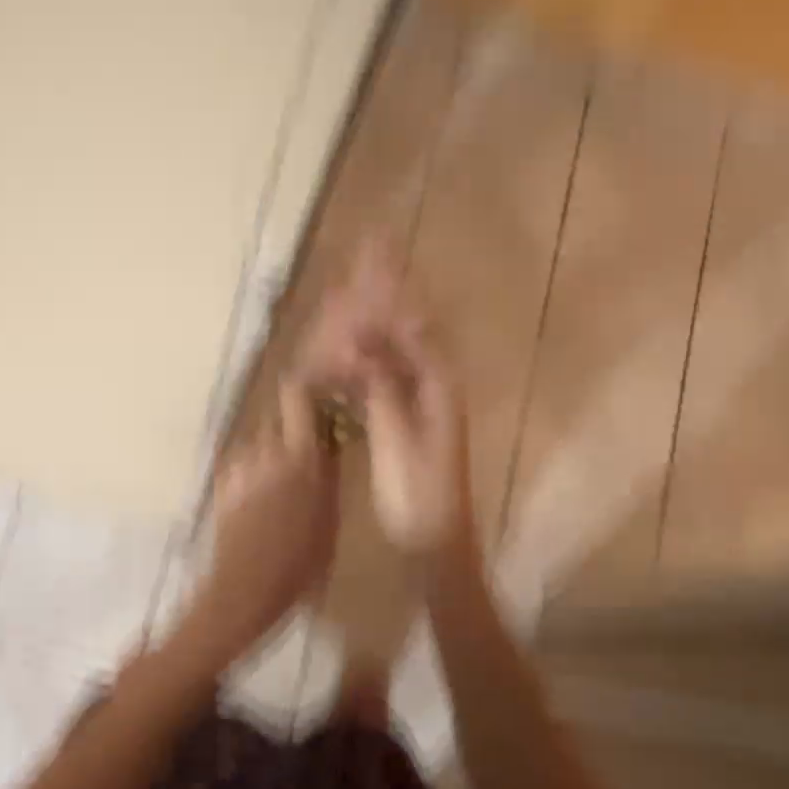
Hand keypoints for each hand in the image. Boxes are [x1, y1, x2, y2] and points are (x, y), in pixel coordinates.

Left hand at [187, 379, 339, 645]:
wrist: (245, 589)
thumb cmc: (300, 564)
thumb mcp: (330, 520)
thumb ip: (329, 474)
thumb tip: (333, 442)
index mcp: (300, 455)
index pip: (297, 394)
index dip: (308, 387)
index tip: (324, 393)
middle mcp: (266, 450)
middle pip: (277, 414)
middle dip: (293, 423)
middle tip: (309, 446)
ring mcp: (239, 466)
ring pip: (259, 440)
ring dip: (272, 449)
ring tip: (284, 480)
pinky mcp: (221, 483)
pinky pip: (243, 463)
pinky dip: (254, 470)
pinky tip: (262, 498)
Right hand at [298, 236, 471, 556]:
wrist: (438, 542)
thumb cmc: (420, 502)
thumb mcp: (399, 450)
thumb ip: (383, 398)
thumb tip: (364, 351)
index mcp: (437, 389)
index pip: (412, 325)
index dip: (391, 289)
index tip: (373, 253)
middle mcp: (433, 385)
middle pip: (408, 322)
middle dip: (386, 284)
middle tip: (368, 245)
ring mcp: (421, 401)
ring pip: (397, 342)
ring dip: (376, 308)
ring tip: (356, 278)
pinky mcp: (407, 417)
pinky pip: (386, 368)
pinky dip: (367, 346)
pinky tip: (351, 338)